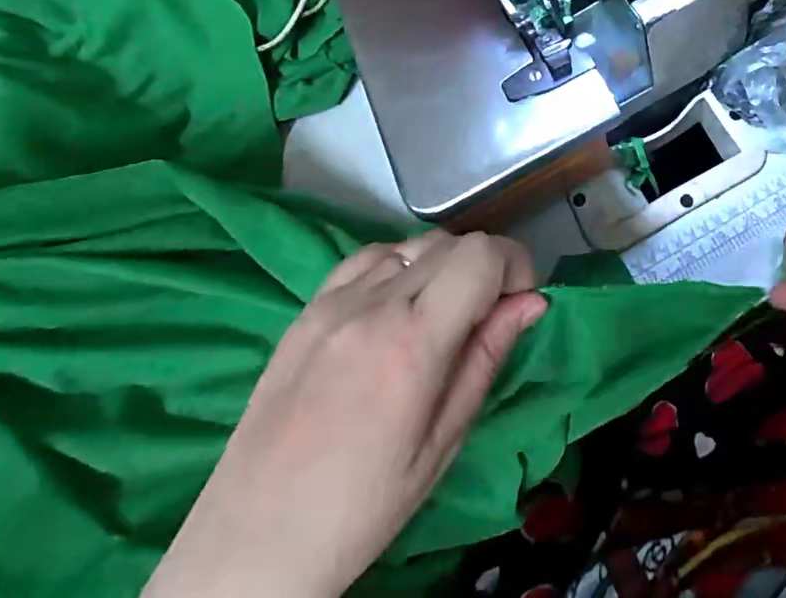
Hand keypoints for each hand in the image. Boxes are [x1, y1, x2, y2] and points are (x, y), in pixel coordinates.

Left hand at [143, 232, 546, 597]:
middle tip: (485, 319)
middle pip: (452, 242)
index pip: (482, 254)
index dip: (515, 266)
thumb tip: (534, 301)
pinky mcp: (306, 309)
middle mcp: (373, 305)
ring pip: (412, 244)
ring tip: (439, 318)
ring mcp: (332, 302)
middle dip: (486, 268)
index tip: (518, 304)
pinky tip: (396, 307)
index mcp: (413, 341)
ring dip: (443, 266)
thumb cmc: (363, 507)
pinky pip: (368, 258)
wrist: (251, 542)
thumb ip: (488, 357)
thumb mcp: (443, 442)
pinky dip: (399, 266)